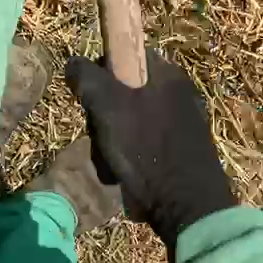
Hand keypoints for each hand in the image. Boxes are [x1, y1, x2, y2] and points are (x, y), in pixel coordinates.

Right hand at [66, 51, 235, 260]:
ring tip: (111, 158)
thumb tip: (73, 62)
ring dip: (113, 136)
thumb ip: (87, 77)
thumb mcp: (107, 105)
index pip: (124, 55)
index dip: (101, 72)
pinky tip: (125, 171)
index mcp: (167, 74)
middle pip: (124, 89)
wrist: (189, 208)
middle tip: (100, 131)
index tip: (91, 96)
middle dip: (104, 111)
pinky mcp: (182, 150)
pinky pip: (144, 141)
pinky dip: (130, 154)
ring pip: (130, 118)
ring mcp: (182, 123)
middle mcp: (178, 93)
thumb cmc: (146, 148)